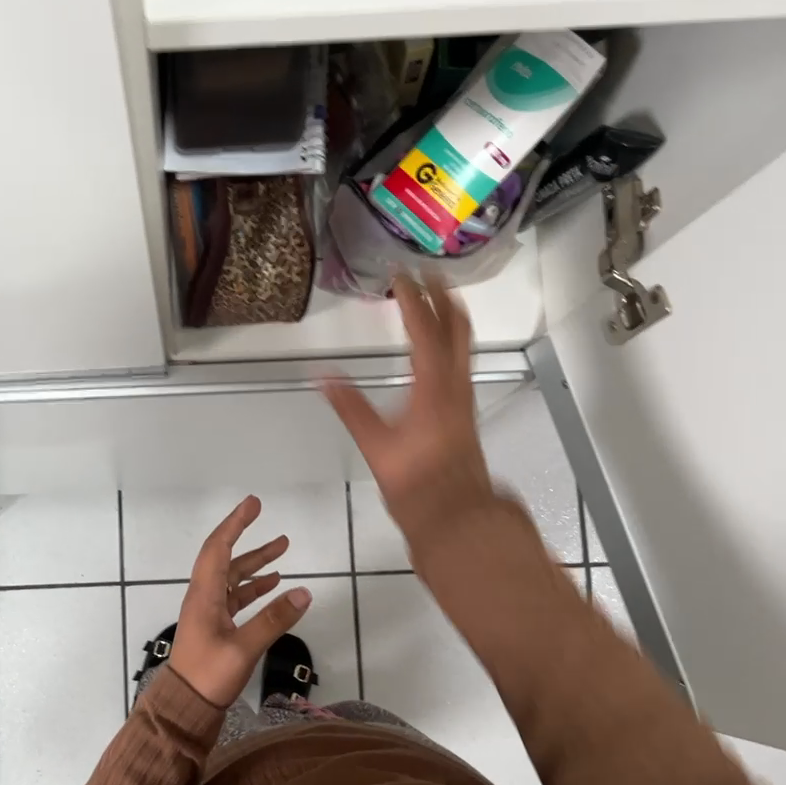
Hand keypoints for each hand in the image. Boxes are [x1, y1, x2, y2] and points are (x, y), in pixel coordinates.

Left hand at [166, 496, 311, 708]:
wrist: (185, 706)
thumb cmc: (208, 675)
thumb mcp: (244, 648)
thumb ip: (274, 620)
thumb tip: (304, 592)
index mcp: (204, 596)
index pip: (219, 548)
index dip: (235, 524)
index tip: (253, 504)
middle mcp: (204, 598)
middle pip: (225, 559)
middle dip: (247, 537)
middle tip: (266, 517)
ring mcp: (208, 613)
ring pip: (232, 578)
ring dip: (254, 563)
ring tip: (283, 550)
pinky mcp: (215, 627)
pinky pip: (235, 597)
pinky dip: (253, 587)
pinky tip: (273, 585)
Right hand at [322, 273, 493, 534]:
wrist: (456, 514)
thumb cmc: (417, 484)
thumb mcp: (376, 445)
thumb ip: (350, 408)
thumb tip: (321, 377)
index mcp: (433, 388)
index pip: (425, 330)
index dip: (413, 298)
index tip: (401, 274)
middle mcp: (455, 385)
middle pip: (456, 326)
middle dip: (442, 294)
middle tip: (427, 270)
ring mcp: (464, 396)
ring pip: (463, 341)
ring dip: (450, 313)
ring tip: (436, 294)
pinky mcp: (464, 409)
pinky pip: (461, 358)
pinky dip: (451, 337)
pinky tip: (438, 344)